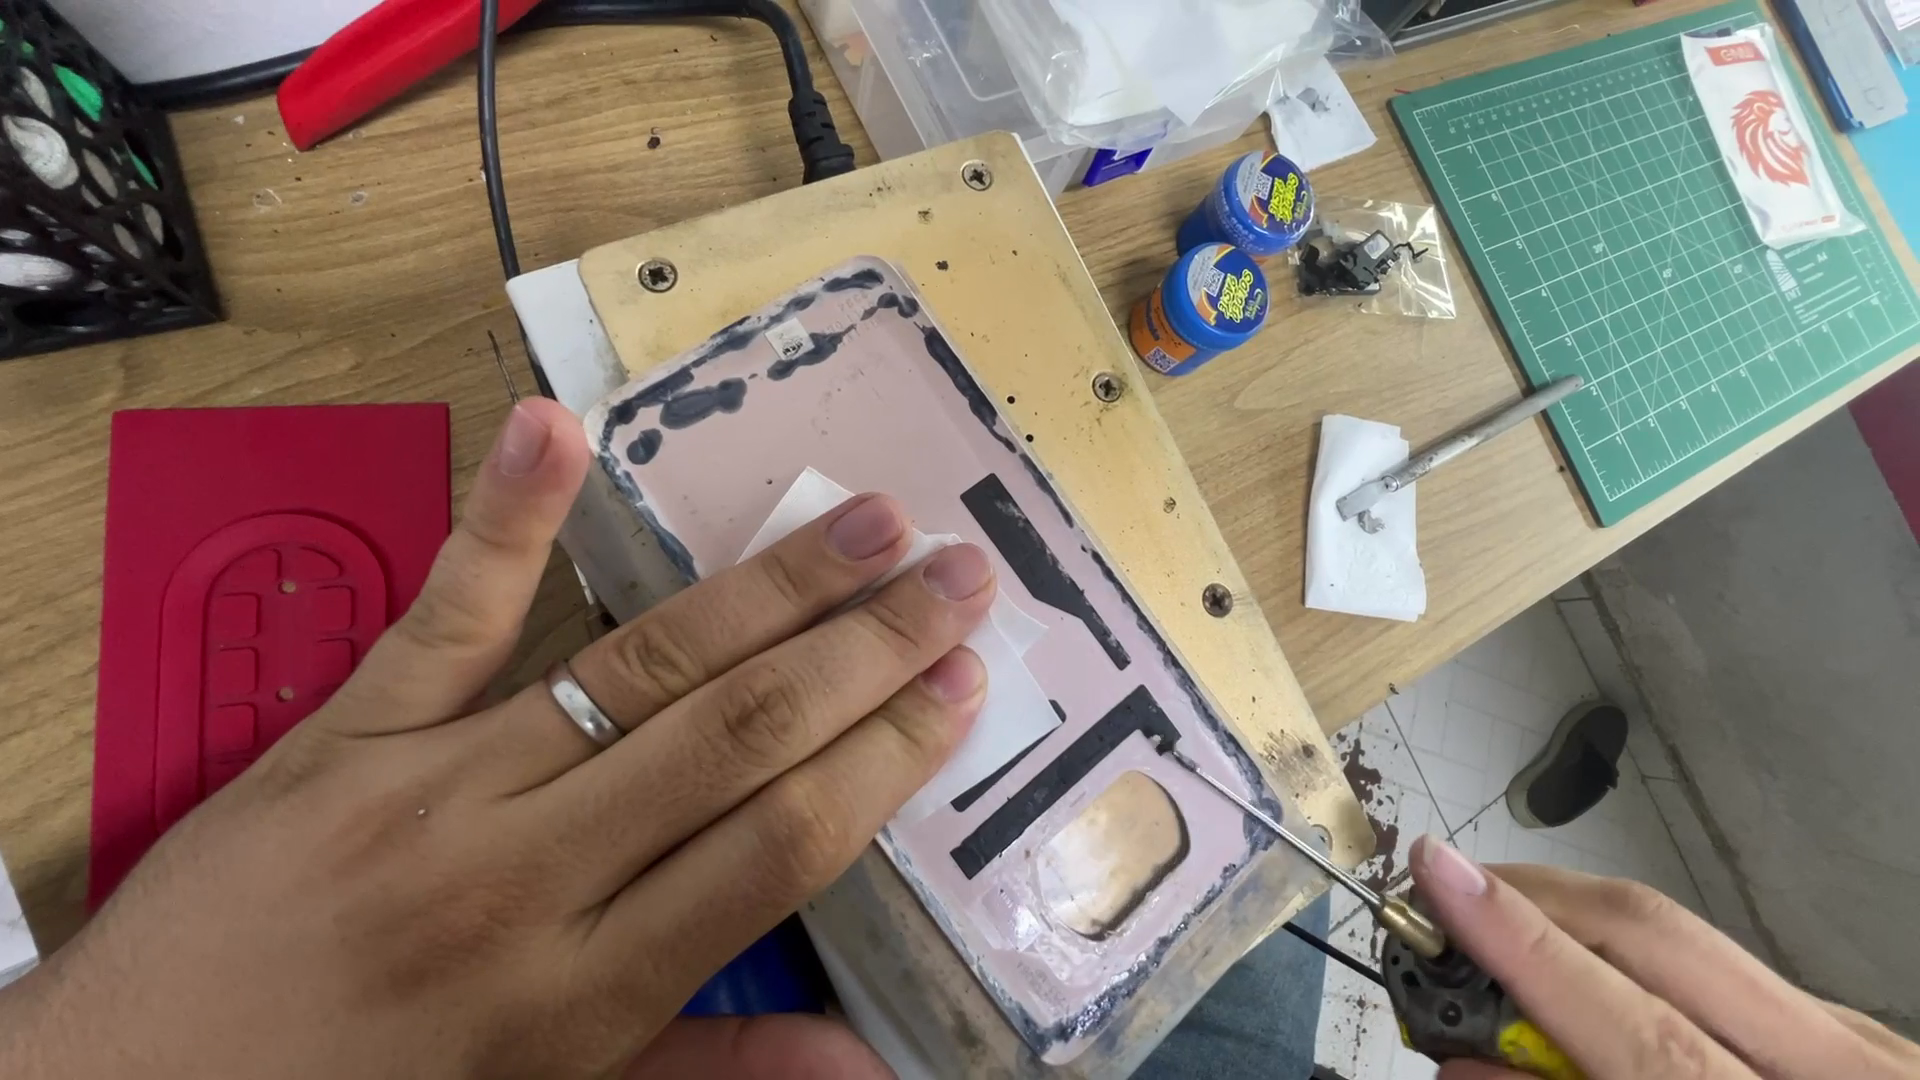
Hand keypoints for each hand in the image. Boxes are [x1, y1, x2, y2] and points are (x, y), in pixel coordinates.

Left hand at [0, 399, 997, 1079]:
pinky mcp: (356, 724)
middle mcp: (535, 872)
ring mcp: (442, 781)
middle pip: (739, 734)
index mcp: (592, 986)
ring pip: (643, 666)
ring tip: (873, 524)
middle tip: (959, 577)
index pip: (785, 843)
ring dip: (773, 588)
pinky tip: (560, 424)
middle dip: (870, 649)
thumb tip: (875, 1070)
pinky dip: (507, 514)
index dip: (887, 755)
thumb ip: (721, 1078)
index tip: (965, 679)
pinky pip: (448, 612)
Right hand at [1409, 835, 1919, 1079]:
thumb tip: (1453, 1060)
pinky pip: (1703, 951)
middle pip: (1655, 938)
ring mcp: (1869, 1047)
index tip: (1434, 865)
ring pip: (1675, 929)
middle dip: (1524, 894)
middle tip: (1438, 885)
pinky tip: (1577, 961)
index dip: (1523, 944)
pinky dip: (1612, 941)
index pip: (1643, 1037)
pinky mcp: (1855, 1027)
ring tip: (1489, 920)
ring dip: (1559, 911)